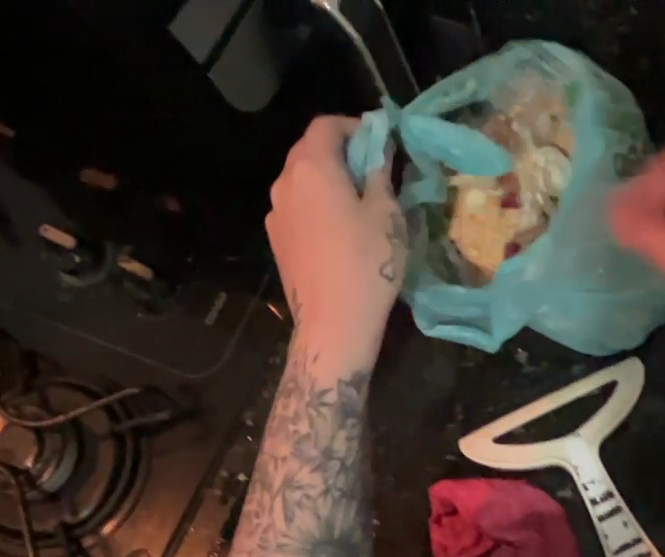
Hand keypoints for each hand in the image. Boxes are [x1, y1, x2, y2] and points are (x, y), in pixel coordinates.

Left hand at [266, 116, 407, 359]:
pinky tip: (339, 234)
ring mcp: (276, 213)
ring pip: (302, 182)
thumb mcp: (387, 215)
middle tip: (373, 172)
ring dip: (328, 183)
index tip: (380, 141)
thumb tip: (379, 150)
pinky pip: (298, 210)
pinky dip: (317, 208)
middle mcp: (285, 181)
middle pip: (310, 151)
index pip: (327, 125)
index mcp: (312, 166)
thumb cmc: (367, 264)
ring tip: (358, 206)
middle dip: (341, 154)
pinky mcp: (278, 241)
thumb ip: (381, 173)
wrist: (333, 323)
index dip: (355, 126)